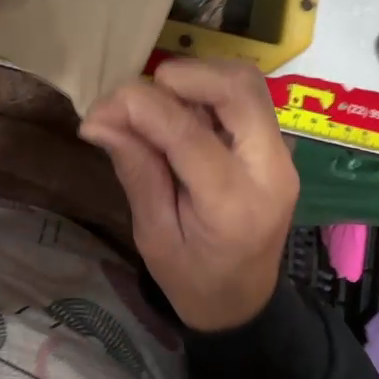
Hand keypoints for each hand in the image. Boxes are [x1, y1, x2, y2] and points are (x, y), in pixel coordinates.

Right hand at [80, 59, 298, 331]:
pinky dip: (210, 88)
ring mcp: (281, 154)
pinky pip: (248, 95)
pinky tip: (182, 111)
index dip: (139, 108)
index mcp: (234, 206)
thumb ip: (135, 171)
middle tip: (138, 96)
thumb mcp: (153, 236)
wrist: (244, 301)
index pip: (188, 134)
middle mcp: (269, 170)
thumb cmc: (192, 278)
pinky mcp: (277, 145)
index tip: (100, 109)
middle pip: (237, 88)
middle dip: (181, 76)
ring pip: (246, 81)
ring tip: (160, 104)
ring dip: (198, 77)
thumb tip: (97, 120)